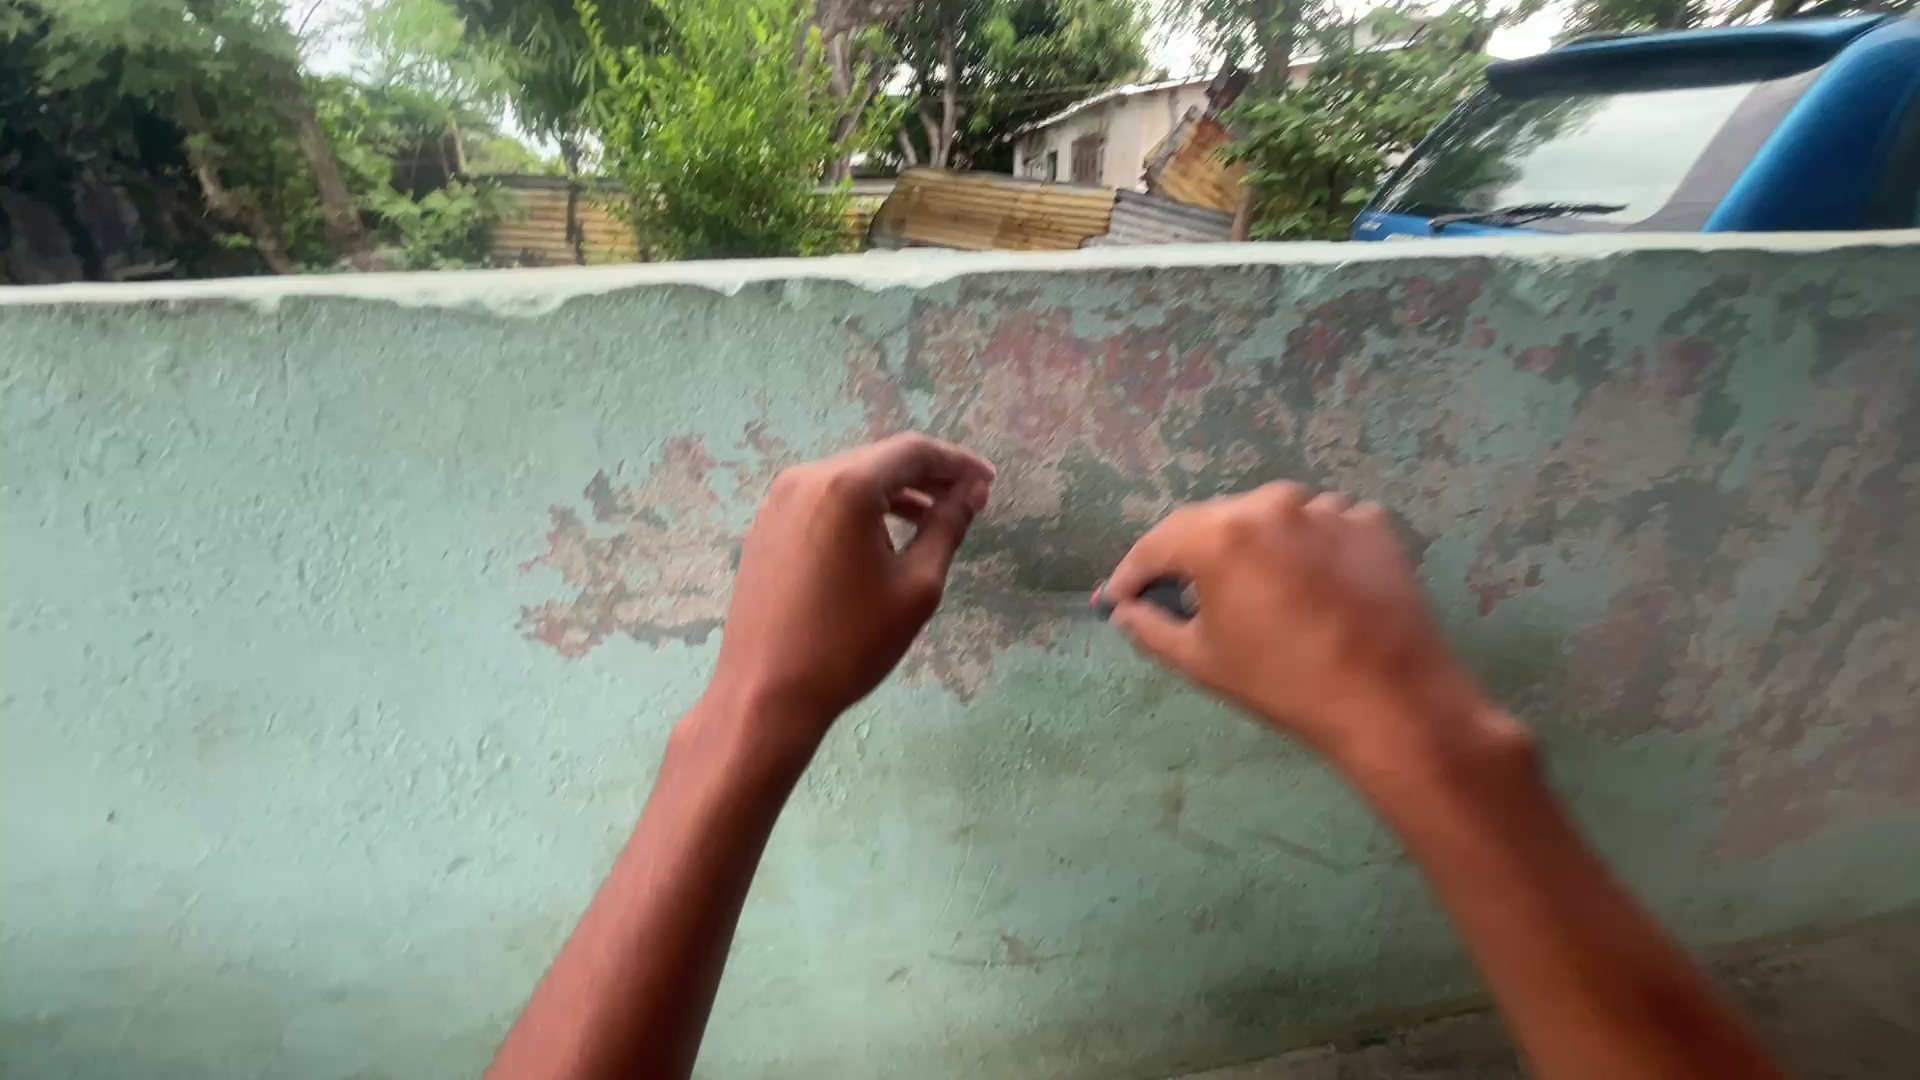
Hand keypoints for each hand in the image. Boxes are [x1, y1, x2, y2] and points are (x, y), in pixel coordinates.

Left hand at [705, 433, 994, 737]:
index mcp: (846, 486)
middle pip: (880, 460)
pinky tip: (883, 536)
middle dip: (928, 476)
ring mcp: (779, 501)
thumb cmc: (850, 643)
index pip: (914, 452)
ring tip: (933, 519)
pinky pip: (825, 500)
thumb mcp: (916, 586)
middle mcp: (806, 478)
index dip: (958, 463)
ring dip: (895, 493)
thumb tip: (973, 490)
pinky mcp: (767, 526)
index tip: (988, 482)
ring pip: (851, 479)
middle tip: (968, 500)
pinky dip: (861, 508)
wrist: (766, 693)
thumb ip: (947, 526)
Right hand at [1105, 483, 1492, 768]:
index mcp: (1220, 535)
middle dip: (1188, 558)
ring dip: (1249, 549)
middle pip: (1210, 525)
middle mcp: (1269, 504)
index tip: (1117, 598)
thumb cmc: (1282, 682)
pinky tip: (1308, 584)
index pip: (1156, 545)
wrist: (1394, 704)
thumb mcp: (1200, 660)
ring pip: (1266, 521)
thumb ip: (1148, 627)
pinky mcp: (1371, 523)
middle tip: (1177, 594)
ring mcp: (1326, 508)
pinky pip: (1318, 527)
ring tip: (1252, 590)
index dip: (1131, 574)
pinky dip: (1302, 548)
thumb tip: (1123, 610)